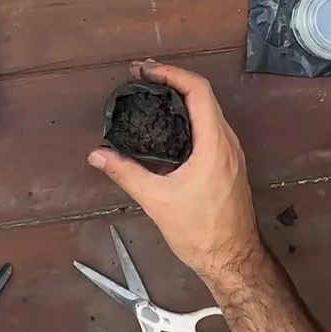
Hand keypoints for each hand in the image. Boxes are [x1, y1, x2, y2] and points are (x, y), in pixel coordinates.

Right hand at [88, 61, 262, 280]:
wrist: (234, 260)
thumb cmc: (199, 232)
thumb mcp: (156, 201)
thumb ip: (125, 173)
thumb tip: (96, 155)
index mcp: (214, 143)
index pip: (198, 90)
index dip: (172, 73)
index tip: (146, 71)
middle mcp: (227, 140)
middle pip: (204, 94)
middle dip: (172, 78)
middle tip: (142, 76)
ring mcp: (231, 151)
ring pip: (209, 108)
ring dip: (181, 94)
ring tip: (152, 91)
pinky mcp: (229, 161)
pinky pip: (210, 123)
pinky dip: (189, 112)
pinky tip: (169, 120)